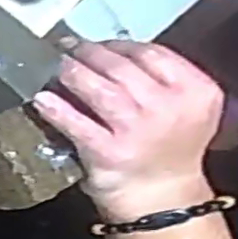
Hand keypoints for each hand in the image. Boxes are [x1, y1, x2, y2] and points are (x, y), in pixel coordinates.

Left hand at [33, 40, 224, 221]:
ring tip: (55, 66)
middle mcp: (171, 106)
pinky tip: (41, 99)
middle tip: (66, 48)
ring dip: (74, 74)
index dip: (119, 45)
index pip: (154, 54)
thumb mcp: (181, 108)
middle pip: (123, 68)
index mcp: (196, 90)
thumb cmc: (166, 148)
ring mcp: (139, 129)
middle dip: (91, 54)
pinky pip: (77, 123)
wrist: (161, 196)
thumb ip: (157, 81)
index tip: (96, 42)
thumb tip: (111, 54)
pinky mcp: (108, 150)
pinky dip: (57, 109)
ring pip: (101, 90)